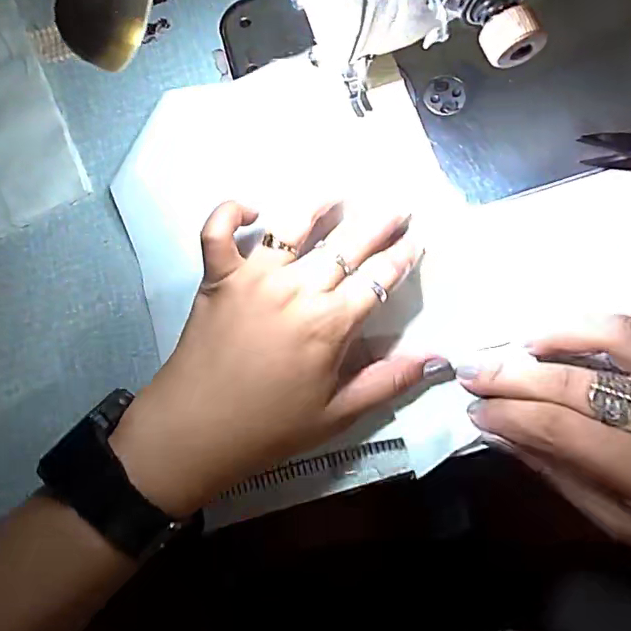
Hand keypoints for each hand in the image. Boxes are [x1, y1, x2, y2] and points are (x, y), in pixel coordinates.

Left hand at [108, 200, 446, 516]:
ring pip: (291, 227)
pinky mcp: (217, 278)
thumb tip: (436, 358)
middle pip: (347, 245)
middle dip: (378, 224)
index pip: (378, 280)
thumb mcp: (337, 414)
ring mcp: (254, 279)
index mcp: (330, 324)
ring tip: (338, 196)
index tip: (416, 243)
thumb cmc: (270, 427)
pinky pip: (218, 232)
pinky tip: (252, 209)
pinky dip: (230, 213)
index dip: (402, 259)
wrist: (193, 434)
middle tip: (398, 207)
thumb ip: (388, 381)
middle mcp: (296, 290)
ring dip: (318, 207)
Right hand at [460, 295, 630, 622]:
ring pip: (622, 335)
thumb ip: (564, 477)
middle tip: (475, 367)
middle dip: (514, 372)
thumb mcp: (628, 528)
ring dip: (566, 331)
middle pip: (577, 381)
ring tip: (528, 340)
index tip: (472, 407)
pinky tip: (620, 310)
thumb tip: (505, 436)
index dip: (507, 414)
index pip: (559, 428)